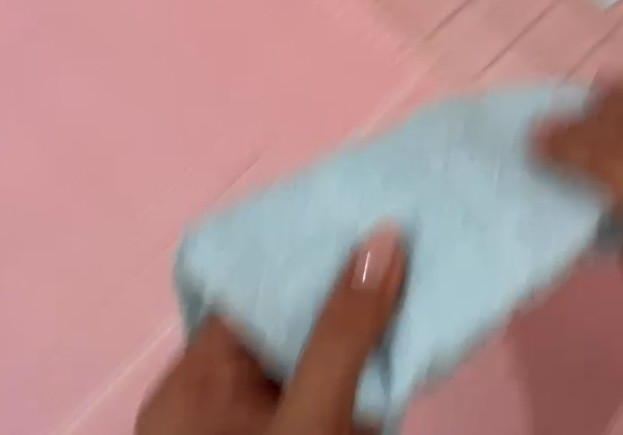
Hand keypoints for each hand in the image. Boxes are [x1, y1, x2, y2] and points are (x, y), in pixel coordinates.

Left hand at [137, 227, 407, 434]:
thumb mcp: (309, 419)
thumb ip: (343, 333)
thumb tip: (385, 234)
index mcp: (194, 383)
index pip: (259, 289)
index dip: (318, 248)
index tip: (377, 209)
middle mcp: (218, 394)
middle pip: (294, 314)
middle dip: (354, 277)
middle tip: (417, 229)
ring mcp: (258, 415)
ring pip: (322, 343)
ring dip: (372, 313)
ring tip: (428, 260)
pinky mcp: (297, 426)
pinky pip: (337, 374)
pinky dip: (374, 352)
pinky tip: (415, 323)